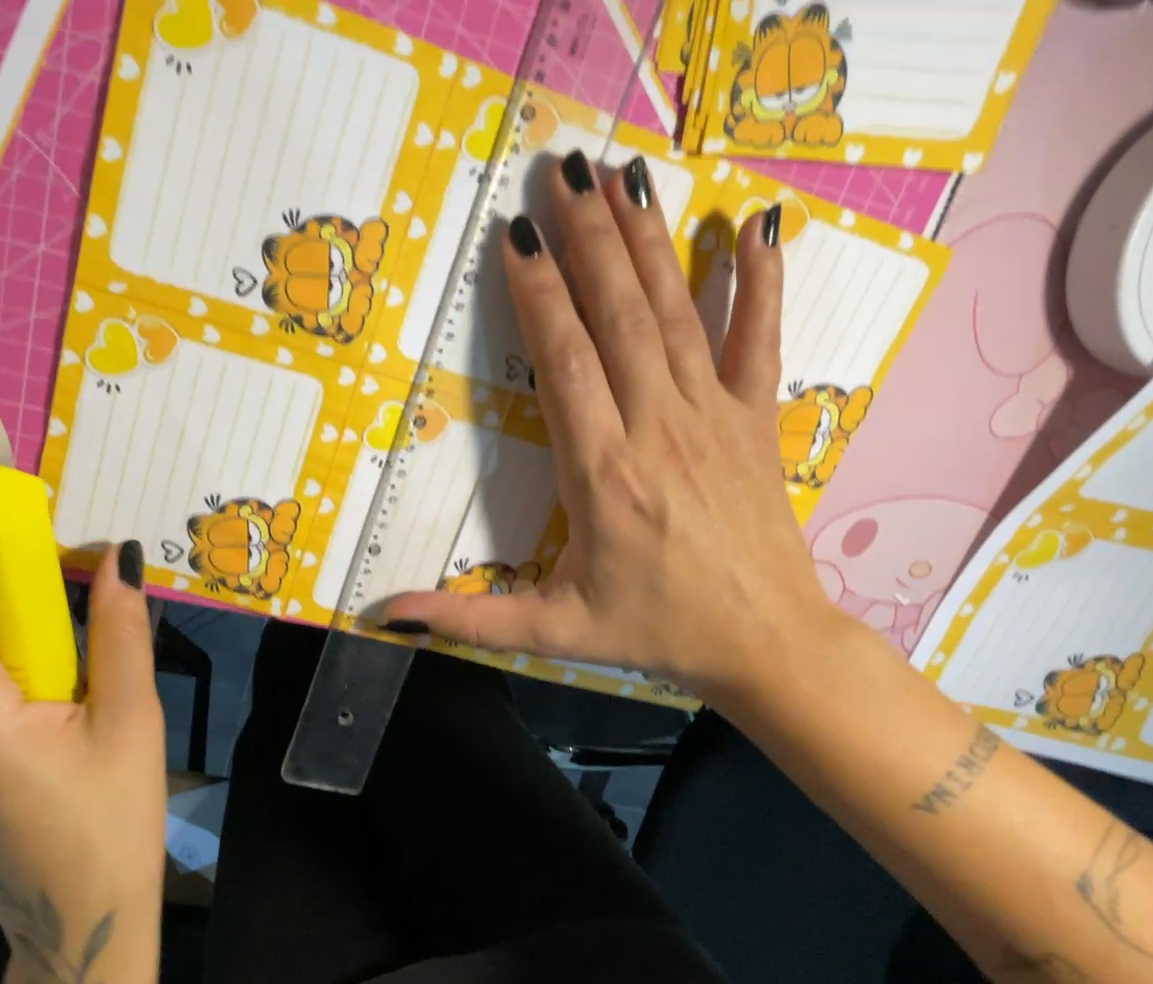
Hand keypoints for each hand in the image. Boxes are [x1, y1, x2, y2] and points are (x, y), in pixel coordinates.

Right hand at [380, 153, 845, 701]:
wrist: (768, 644)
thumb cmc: (655, 632)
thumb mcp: (554, 633)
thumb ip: (468, 622)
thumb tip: (385, 617)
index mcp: (602, 474)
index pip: (565, 364)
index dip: (539, 296)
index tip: (516, 236)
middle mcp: (658, 428)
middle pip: (619, 317)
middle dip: (586, 239)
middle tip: (560, 169)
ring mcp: (715, 416)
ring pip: (677, 314)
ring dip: (646, 241)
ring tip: (623, 175)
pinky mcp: (756, 418)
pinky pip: (761, 337)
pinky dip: (761, 280)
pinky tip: (757, 223)